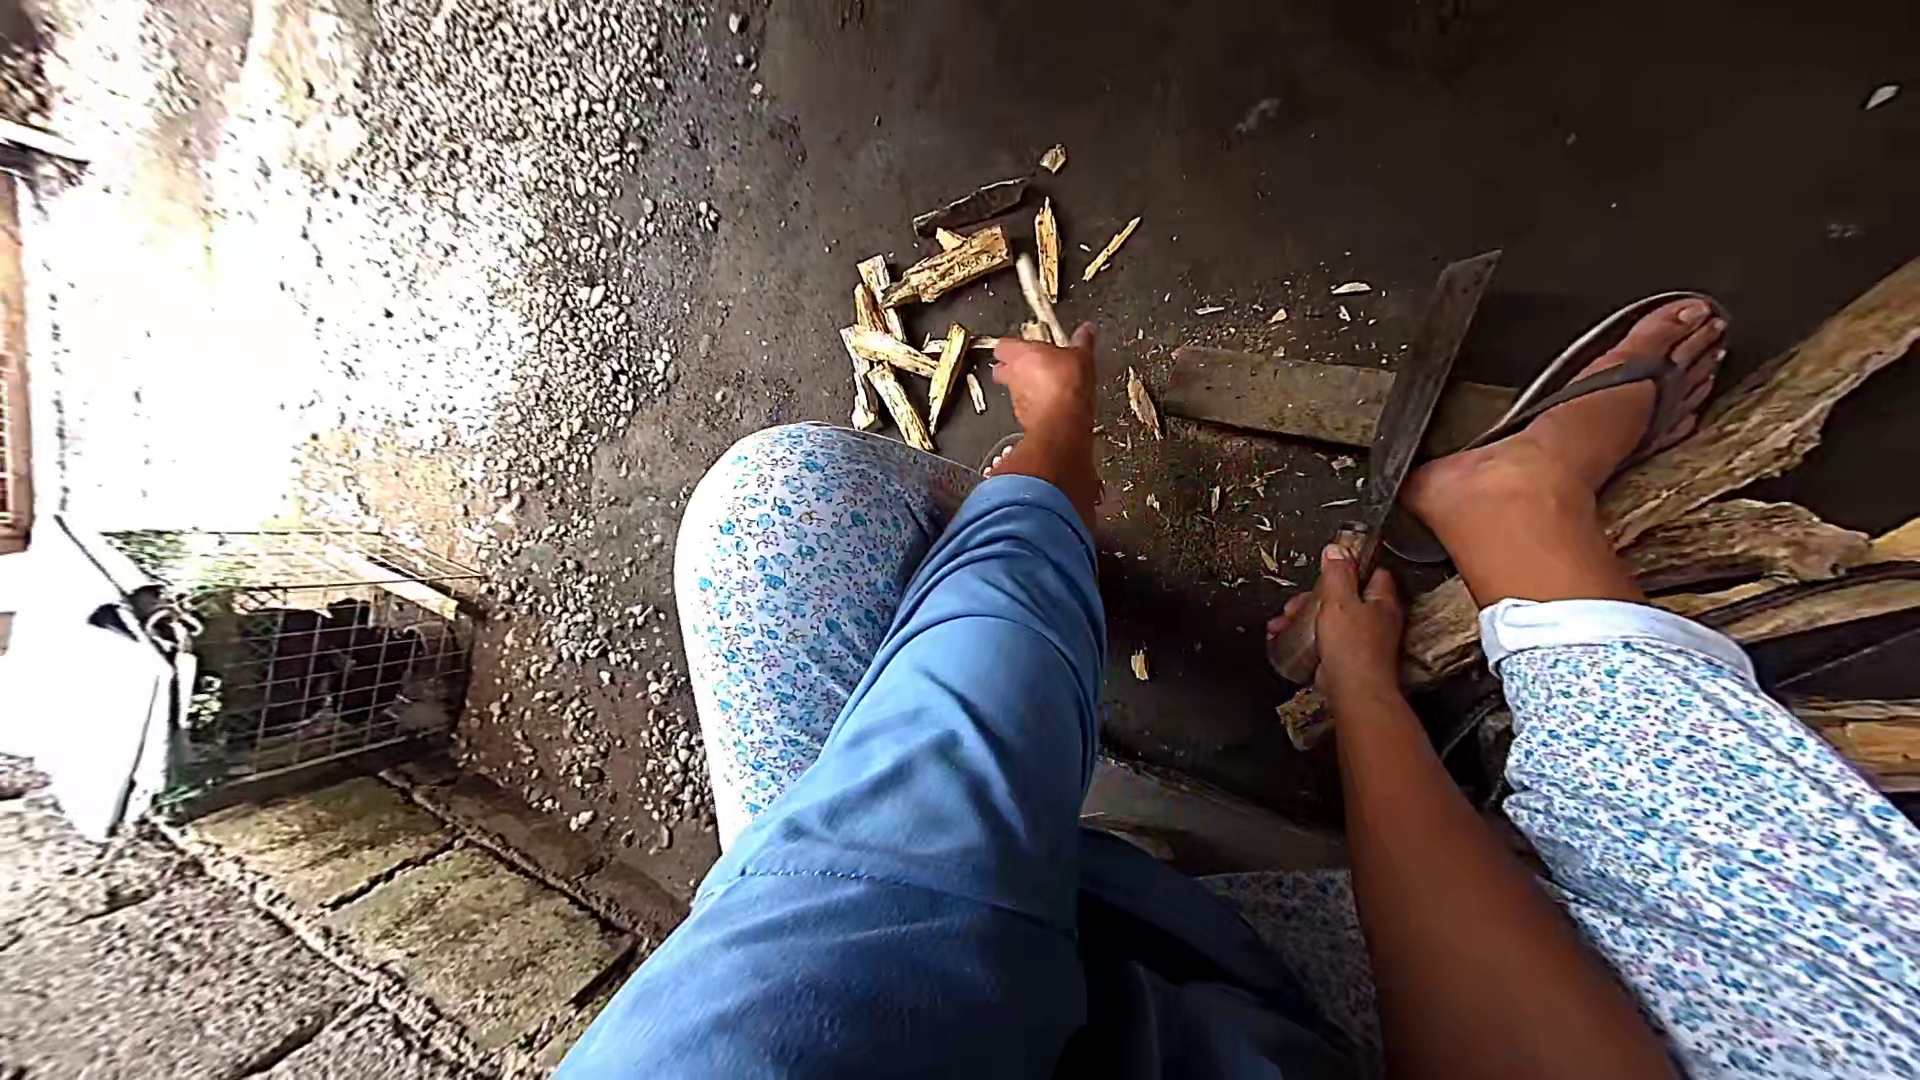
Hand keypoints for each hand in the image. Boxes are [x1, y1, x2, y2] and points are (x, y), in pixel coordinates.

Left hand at [991, 323, 1095, 433]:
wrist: (1062, 422)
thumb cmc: (1065, 387)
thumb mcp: (1081, 357)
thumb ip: (1081, 342)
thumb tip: (1085, 332)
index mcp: (1022, 354)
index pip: (1003, 345)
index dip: (1011, 346)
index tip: (1022, 345)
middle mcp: (1013, 376)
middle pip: (1000, 369)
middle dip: (1011, 367)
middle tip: (1029, 365)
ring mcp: (1016, 398)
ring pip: (1012, 389)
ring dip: (1024, 387)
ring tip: (1044, 386)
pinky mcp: (1023, 417)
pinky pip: (1024, 407)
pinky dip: (1033, 405)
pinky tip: (1049, 405)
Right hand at [1267, 544, 1403, 703]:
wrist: (1353, 689)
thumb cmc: (1351, 646)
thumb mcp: (1339, 601)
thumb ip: (1337, 573)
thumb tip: (1337, 549)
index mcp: (1380, 601)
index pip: (1373, 572)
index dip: (1351, 566)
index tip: (1328, 565)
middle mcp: (1376, 618)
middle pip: (1343, 596)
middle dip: (1313, 597)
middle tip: (1295, 602)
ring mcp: (1361, 638)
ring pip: (1329, 617)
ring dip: (1303, 616)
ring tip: (1282, 622)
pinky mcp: (1346, 654)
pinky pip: (1322, 637)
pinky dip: (1304, 634)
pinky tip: (1285, 636)